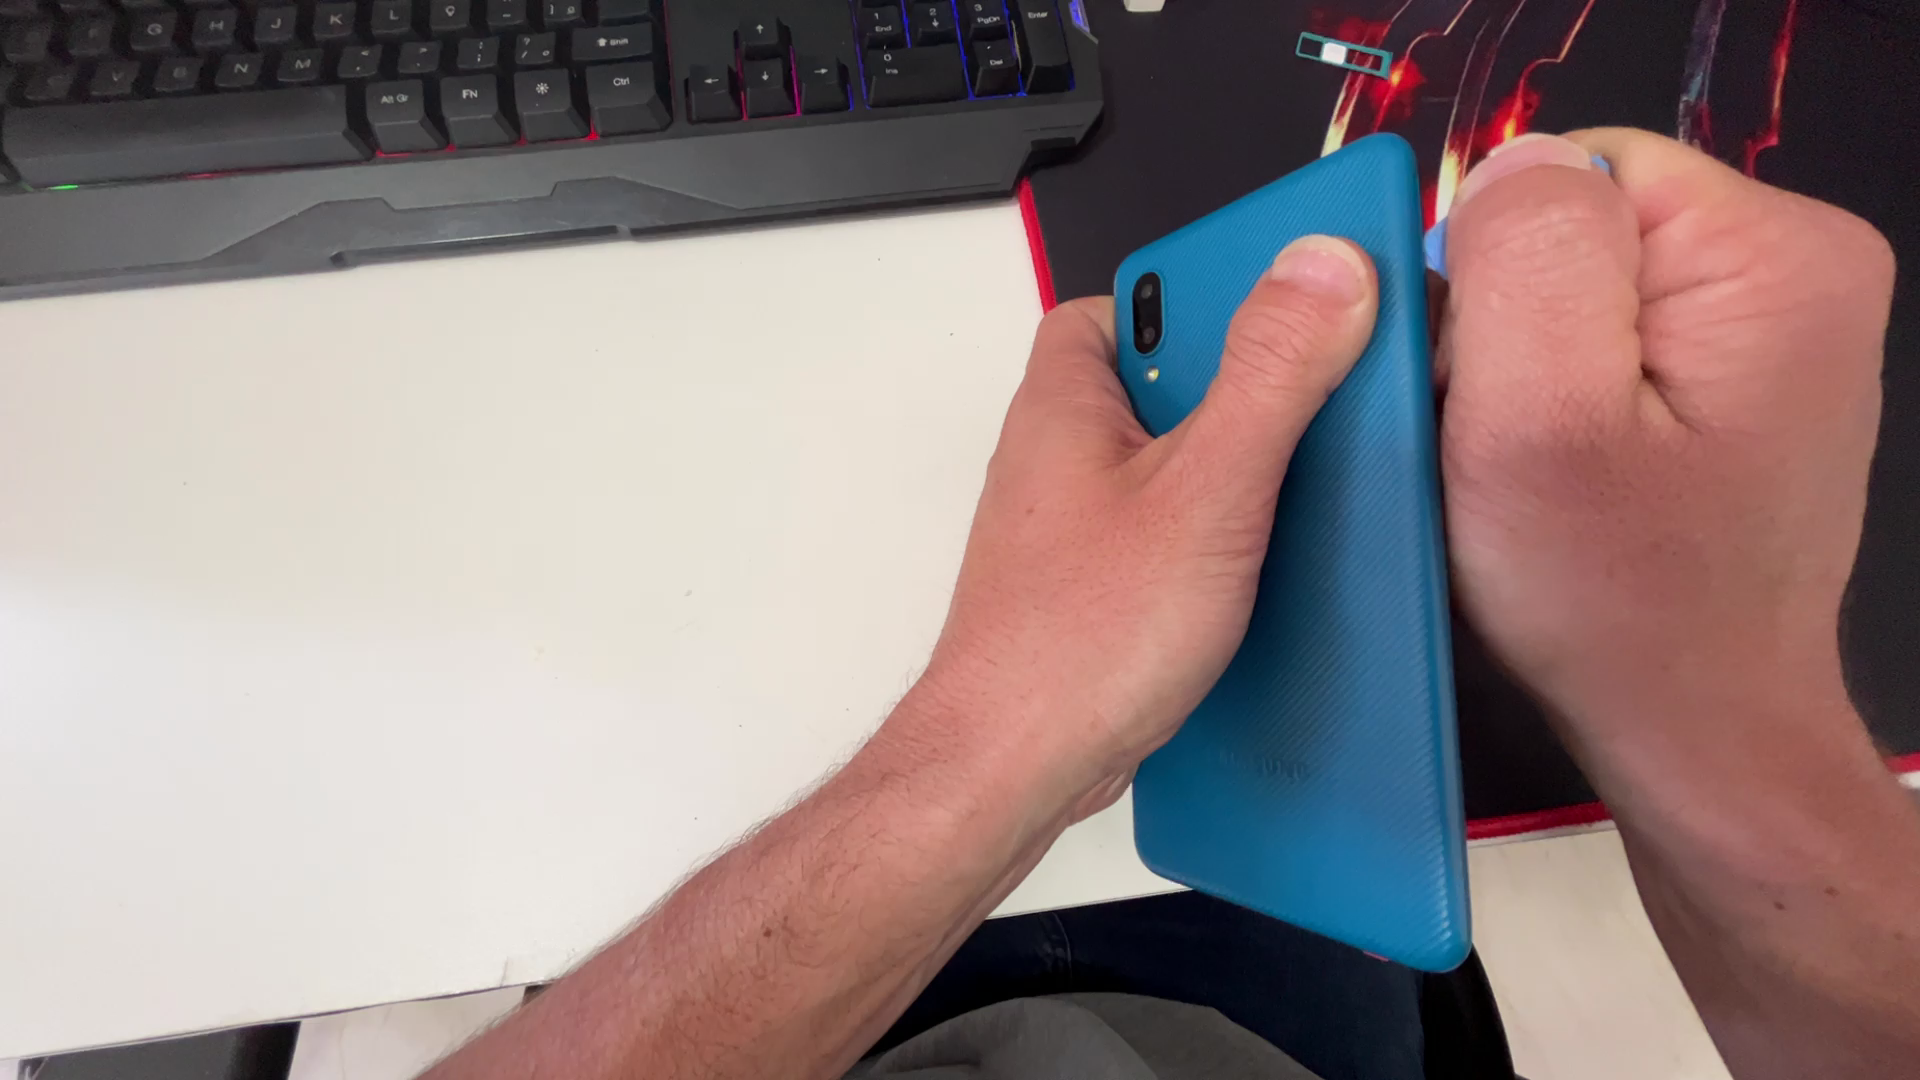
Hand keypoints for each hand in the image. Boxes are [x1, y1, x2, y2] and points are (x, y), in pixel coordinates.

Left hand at [900, 237, 1378, 816]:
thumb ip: (1266, 378)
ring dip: (1224, 466)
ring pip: (1158, 460)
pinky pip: (1154, 524)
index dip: (1183, 296)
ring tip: (1297, 487)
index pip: (1109, 305)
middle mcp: (1054, 454)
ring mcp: (1067, 520)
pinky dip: (1205, 528)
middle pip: (1147, 381)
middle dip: (1228, 389)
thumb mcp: (1202, 494)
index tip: (1258, 312)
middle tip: (1304, 408)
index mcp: (1063, 403)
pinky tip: (1255, 559)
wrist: (1013, 759)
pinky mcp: (1086, 577)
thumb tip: (1319, 266)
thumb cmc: (1082, 634)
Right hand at [1436, 130, 1891, 756]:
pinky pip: (1580, 348)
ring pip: (1559, 295)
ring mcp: (1747, 337)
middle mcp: (1778, 275)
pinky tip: (1526, 463)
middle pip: (1566, 233)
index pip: (1570, 173)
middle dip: (1486, 323)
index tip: (1461, 379)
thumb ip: (1524, 265)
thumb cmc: (1600, 585)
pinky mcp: (1711, 391)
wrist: (1680, 711)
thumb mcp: (1536, 420)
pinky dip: (1525, 397)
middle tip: (1477, 431)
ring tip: (1497, 456)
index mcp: (1758, 256)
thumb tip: (1505, 168)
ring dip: (1498, 368)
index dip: (1479, 267)